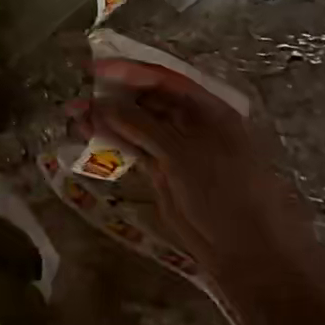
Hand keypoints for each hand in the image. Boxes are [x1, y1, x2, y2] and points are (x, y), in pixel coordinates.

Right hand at [83, 60, 288, 273]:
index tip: (94, 68)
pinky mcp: (166, 174)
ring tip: (73, 117)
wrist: (251, 257)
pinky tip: (89, 137)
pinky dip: (113, 142)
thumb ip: (140, 125)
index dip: (128, 70)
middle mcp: (192, 123)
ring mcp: (178, 149)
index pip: (163, 78)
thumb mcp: (181, 154)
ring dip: (107, 119)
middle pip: (147, 99)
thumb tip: (102, 104)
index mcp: (207, 107)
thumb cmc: (225, 194)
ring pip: (138, 126)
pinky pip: (136, 150)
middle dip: (112, 95)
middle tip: (77, 96)